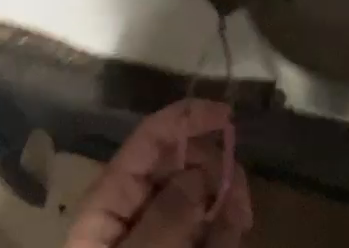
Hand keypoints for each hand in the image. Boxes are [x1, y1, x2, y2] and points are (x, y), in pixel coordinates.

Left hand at [65, 99, 252, 247]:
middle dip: (213, 170)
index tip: (228, 114)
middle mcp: (135, 215)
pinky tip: (233, 237)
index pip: (148, 142)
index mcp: (110, 204)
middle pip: (180, 168)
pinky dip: (225, 233)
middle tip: (238, 197)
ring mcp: (161, 242)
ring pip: (200, 201)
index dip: (186, 118)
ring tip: (235, 227)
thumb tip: (202, 168)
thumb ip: (169, 213)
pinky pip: (210, 236)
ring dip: (225, 205)